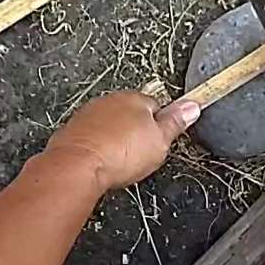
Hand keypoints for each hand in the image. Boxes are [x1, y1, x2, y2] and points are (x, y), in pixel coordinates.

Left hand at [44, 91, 199, 190]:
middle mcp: (110, 101)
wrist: (78, 166)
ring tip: (119, 161)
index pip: (155, 106)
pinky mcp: (72, 131)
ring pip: (108, 126)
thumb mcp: (160, 141)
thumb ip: (176, 123)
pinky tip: (100, 162)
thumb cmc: (119, 153)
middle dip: (134, 133)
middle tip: (139, 155)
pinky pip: (90, 138)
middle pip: (129, 115)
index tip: (159, 141)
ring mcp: (88, 115)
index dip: (159, 126)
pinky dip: (96, 148)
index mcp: (135, 99)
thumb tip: (192, 106)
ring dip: (113, 140)